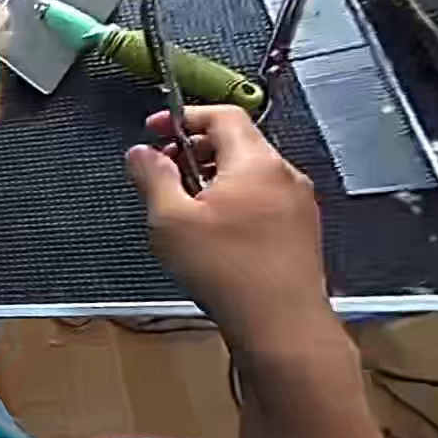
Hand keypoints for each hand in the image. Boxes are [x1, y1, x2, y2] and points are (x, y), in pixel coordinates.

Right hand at [125, 106, 331, 342]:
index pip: (223, 116)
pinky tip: (207, 227)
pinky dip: (229, 196)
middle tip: (160, 170)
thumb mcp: (169, 218)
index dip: (184, 116)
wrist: (279, 321)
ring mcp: (297, 202)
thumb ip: (152, 177)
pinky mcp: (298, 228)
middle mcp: (284, 175)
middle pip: (236, 142)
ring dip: (209, 174)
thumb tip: (139, 151)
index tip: (153, 130)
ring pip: (247, 171)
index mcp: (255, 164)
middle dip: (192, 148)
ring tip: (179, 203)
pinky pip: (259, 195)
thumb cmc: (222, 267)